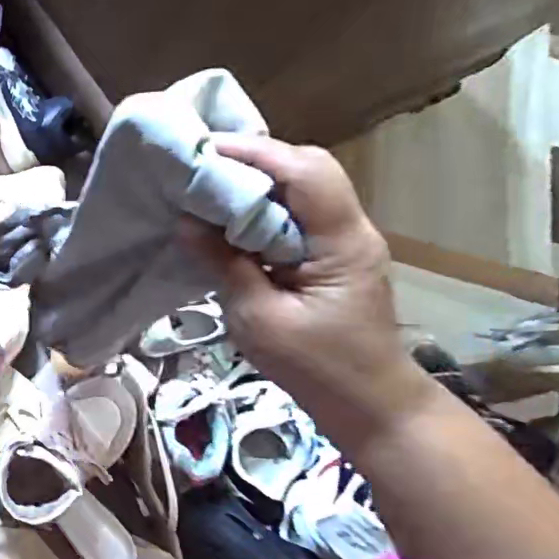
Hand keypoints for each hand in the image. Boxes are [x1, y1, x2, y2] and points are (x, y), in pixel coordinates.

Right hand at [198, 136, 436, 442]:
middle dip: (255, 158)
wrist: (373, 408)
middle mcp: (351, 229)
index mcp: (341, 242)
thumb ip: (225, 264)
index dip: (255, 154)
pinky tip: (233, 214)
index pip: (305, 172)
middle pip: (309, 167)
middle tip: (204, 165)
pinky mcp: (333, 253)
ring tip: (210, 183)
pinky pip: (299, 210)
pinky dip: (265, 202)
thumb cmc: (317, 368)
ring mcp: (346, 239)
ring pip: (305, 185)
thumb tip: (185, 221)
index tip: (204, 151)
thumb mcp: (259, 319)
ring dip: (258, 178)